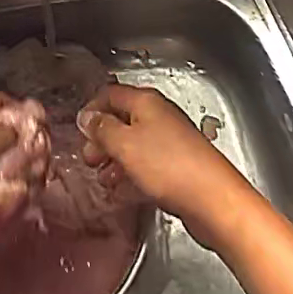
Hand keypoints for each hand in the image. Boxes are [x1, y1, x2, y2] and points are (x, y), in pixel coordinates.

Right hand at [77, 83, 256, 243]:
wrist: (213, 200)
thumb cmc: (169, 166)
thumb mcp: (125, 145)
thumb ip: (102, 129)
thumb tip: (87, 117)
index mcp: (146, 102)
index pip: (111, 93)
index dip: (93, 109)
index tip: (79, 128)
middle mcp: (159, 115)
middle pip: (123, 119)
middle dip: (102, 138)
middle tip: (88, 158)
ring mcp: (170, 141)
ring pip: (135, 144)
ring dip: (115, 159)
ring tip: (102, 179)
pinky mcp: (177, 167)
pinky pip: (147, 166)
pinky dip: (132, 176)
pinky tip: (122, 193)